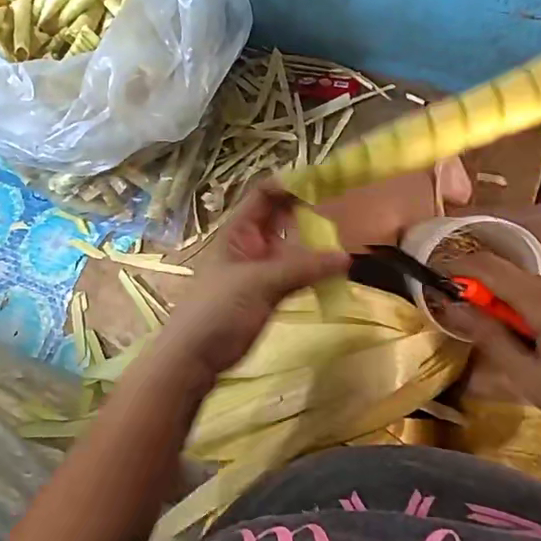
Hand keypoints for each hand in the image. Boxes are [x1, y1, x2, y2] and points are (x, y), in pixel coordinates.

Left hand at [141, 182, 351, 382]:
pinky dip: (312, 271)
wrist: (193, 357)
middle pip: (281, 217)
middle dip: (309, 213)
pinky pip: (294, 273)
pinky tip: (334, 273)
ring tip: (344, 242)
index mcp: (238, 231)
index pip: (265, 195)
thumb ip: (302, 268)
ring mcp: (258, 270)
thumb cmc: (217, 311)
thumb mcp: (259, 284)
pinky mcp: (266, 294)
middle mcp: (249, 245)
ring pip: (290, 247)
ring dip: (313, 244)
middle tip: (344, 213)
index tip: (326, 183)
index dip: (291, 184)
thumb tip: (347, 257)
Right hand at [446, 251, 540, 481]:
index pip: (487, 266)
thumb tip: (453, 308)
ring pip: (526, 280)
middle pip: (506, 270)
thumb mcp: (534, 380)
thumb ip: (491, 339)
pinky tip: (525, 335)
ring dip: (501, 298)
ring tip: (490, 332)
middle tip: (458, 319)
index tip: (432, 288)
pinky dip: (524, 304)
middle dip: (476, 288)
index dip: (454, 271)